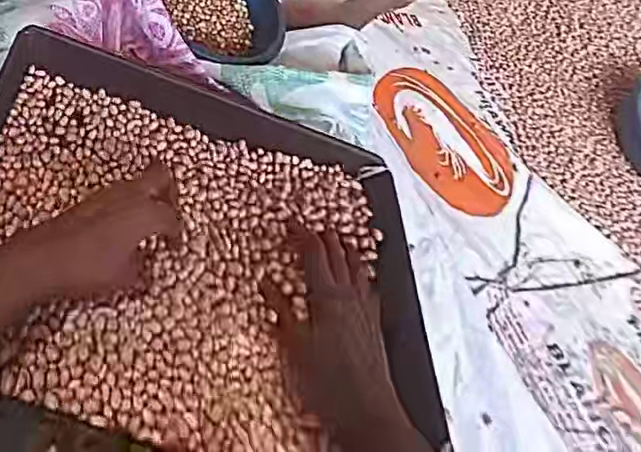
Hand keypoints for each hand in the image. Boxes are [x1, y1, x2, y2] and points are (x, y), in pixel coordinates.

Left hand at [0, 165, 183, 310]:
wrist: (46, 256)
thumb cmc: (89, 266)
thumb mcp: (125, 279)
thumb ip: (142, 270)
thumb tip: (145, 269)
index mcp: (145, 212)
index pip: (171, 216)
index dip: (177, 232)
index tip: (174, 246)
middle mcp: (130, 193)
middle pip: (160, 175)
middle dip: (169, 192)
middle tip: (169, 214)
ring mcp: (108, 192)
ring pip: (138, 183)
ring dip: (147, 197)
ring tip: (145, 225)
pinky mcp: (92, 198)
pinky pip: (120, 194)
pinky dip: (127, 205)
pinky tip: (120, 230)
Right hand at [263, 225, 428, 450]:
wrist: (370, 416)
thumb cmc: (331, 386)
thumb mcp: (295, 347)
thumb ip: (280, 310)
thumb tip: (266, 284)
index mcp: (327, 294)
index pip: (313, 250)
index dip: (300, 232)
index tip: (289, 224)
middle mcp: (349, 295)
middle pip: (336, 253)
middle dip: (322, 235)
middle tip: (309, 229)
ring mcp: (365, 308)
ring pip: (356, 266)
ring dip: (344, 249)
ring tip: (338, 240)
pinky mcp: (375, 324)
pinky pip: (368, 286)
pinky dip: (360, 273)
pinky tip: (361, 279)